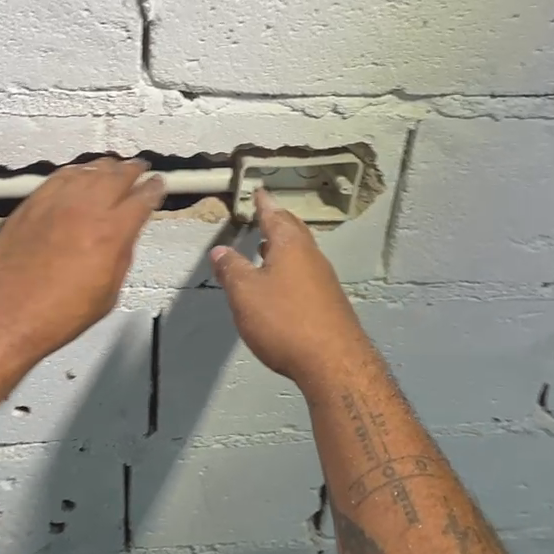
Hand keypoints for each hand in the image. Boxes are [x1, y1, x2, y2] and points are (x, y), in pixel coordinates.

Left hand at [0, 158, 165, 362]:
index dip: (154, 189)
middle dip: (133, 170)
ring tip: (113, 167)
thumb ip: (121, 257)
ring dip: (105, 167)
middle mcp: (86, 209)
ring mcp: (56, 202)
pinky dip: (75, 172)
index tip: (158, 184)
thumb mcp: (107, 294)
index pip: (142, 199)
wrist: (6, 315)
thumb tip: (125, 235)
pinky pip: (59, 177)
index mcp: (111, 233)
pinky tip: (79, 173)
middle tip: (140, 168)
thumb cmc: (59, 316)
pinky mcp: (31, 203)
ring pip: (88, 170)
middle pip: (117, 175)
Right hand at [209, 189, 369, 385]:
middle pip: (293, 230)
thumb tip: (220, 250)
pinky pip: (306, 272)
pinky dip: (290, 267)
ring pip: (301, 252)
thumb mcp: (245, 294)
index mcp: (290, 245)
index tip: (259, 191)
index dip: (264, 203)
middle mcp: (311, 256)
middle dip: (278, 220)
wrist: (334, 362)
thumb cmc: (284, 320)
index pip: (274, 215)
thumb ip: (231, 269)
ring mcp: (324, 279)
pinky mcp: (329, 301)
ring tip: (265, 246)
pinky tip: (281, 283)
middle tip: (265, 213)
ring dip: (283, 245)